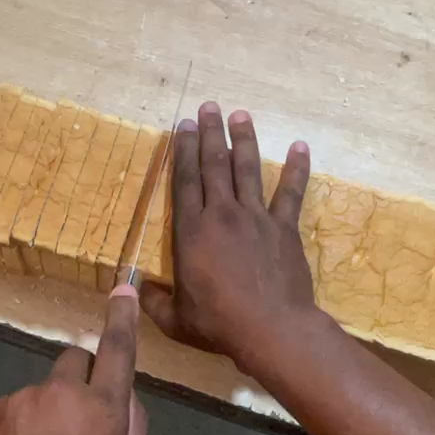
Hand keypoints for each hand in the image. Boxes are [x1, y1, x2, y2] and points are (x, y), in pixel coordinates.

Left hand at [0, 286, 147, 434]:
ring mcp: (26, 397)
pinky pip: (21, 404)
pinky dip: (25, 422)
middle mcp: (63, 391)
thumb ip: (132, 426)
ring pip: (48, 387)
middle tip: (79, 422)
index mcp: (103, 408)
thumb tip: (124, 395)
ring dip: (51, 407)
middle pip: (77, 360)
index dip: (123, 319)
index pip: (118, 351)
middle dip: (82, 379)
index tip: (123, 289)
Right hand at [140, 103, 326, 375]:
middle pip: (214, 165)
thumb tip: (134, 290)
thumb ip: (153, 302)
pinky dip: (297, 168)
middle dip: (210, 133)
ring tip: (241, 115)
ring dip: (244, 140)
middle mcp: (221, 214)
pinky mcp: (284, 228)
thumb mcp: (175, 320)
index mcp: (191, 232)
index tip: (183, 125)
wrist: (271, 328)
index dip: (182, 151)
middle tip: (209, 106)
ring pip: (248, 170)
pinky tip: (300, 146)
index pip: (184, 181)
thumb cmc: (218, 324)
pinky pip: (291, 193)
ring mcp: (256, 218)